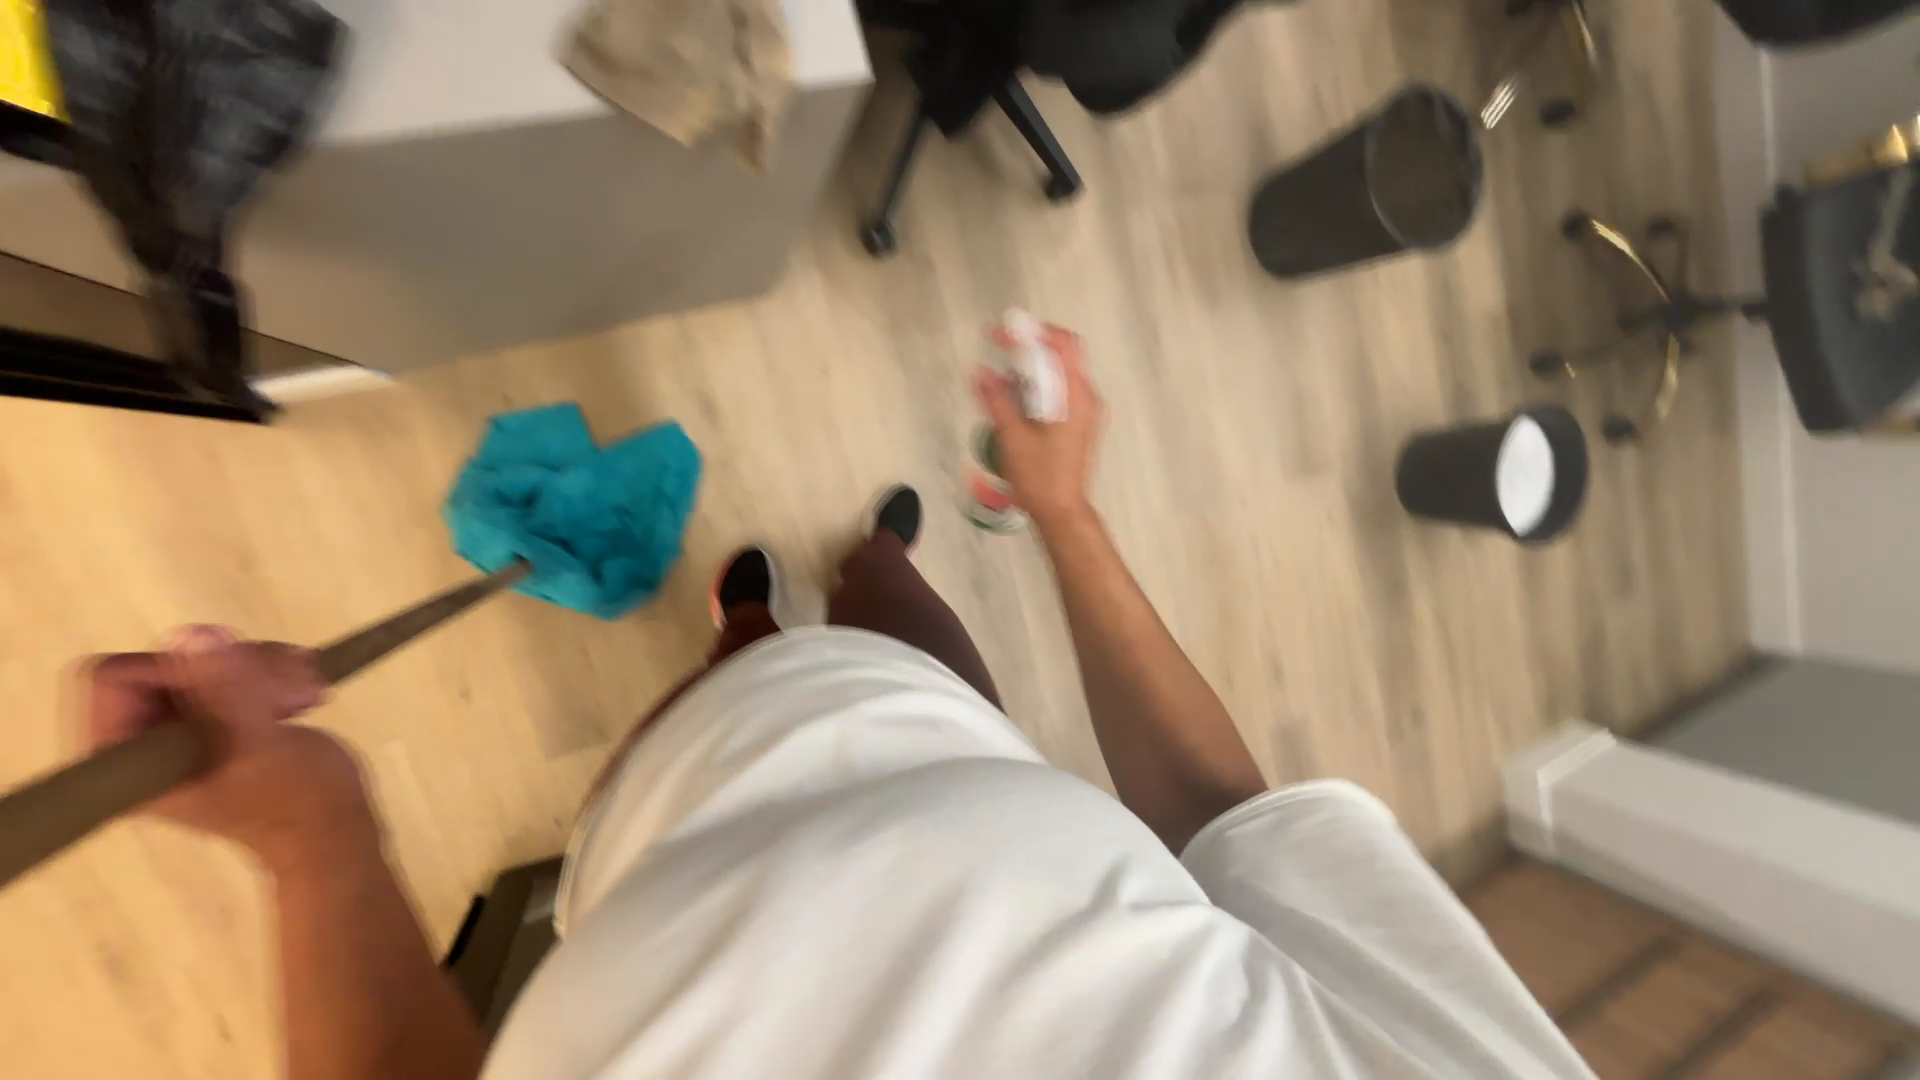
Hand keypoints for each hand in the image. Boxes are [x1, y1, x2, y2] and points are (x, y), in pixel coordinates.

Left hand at [80, 625, 373, 869]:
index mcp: (123, 756)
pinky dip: (277, 674)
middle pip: (171, 663)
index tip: (249, 687)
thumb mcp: (261, 746)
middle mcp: (138, 741)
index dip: (186, 668)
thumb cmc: (298, 802)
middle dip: (242, 668)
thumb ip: (225, 691)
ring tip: (309, 694)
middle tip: (296, 692)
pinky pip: (234, 673)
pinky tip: (307, 692)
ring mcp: (179, 732)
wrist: (336, 831)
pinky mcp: (217, 724)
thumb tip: (194, 631)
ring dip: (270, 669)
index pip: (120, 677)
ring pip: (210, 662)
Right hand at [972, 323, 1103, 527]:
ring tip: (1001, 381)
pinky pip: (1060, 393)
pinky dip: (1038, 389)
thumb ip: (996, 398)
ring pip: (1059, 375)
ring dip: (1031, 370)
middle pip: (1062, 356)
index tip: (1005, 334)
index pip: (1063, 345)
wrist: (1061, 510)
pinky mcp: (1080, 424)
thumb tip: (980, 372)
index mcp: (1075, 396)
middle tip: (1000, 350)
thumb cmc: (1038, 475)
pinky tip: (1014, 402)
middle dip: (1029, 349)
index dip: (1034, 332)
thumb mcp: (1011, 435)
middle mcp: (1086, 398)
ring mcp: (1086, 411)